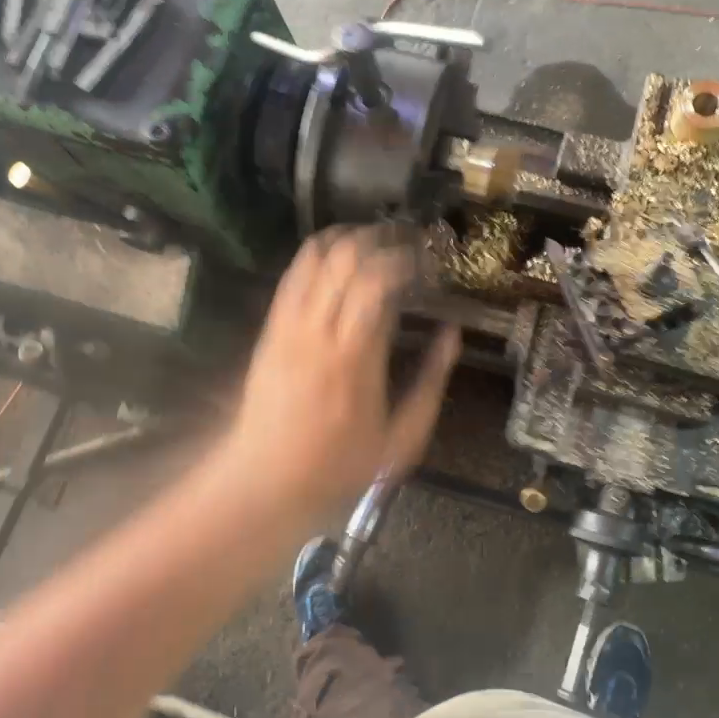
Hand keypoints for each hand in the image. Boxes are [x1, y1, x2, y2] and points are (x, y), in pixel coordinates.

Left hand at [222, 227, 459, 515]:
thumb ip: (432, 382)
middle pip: (346, 259)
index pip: (378, 282)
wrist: (266, 480)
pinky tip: (338, 253)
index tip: (428, 263)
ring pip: (315, 258)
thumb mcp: (402, 437)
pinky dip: (316, 254)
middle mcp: (319, 331)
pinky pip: (292, 276)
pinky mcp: (270, 329)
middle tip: (407, 240)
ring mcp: (288, 326)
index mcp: (356, 357)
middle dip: (380, 239)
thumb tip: (453, 334)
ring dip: (347, 237)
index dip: (406, 260)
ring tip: (376, 237)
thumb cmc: (340, 464)